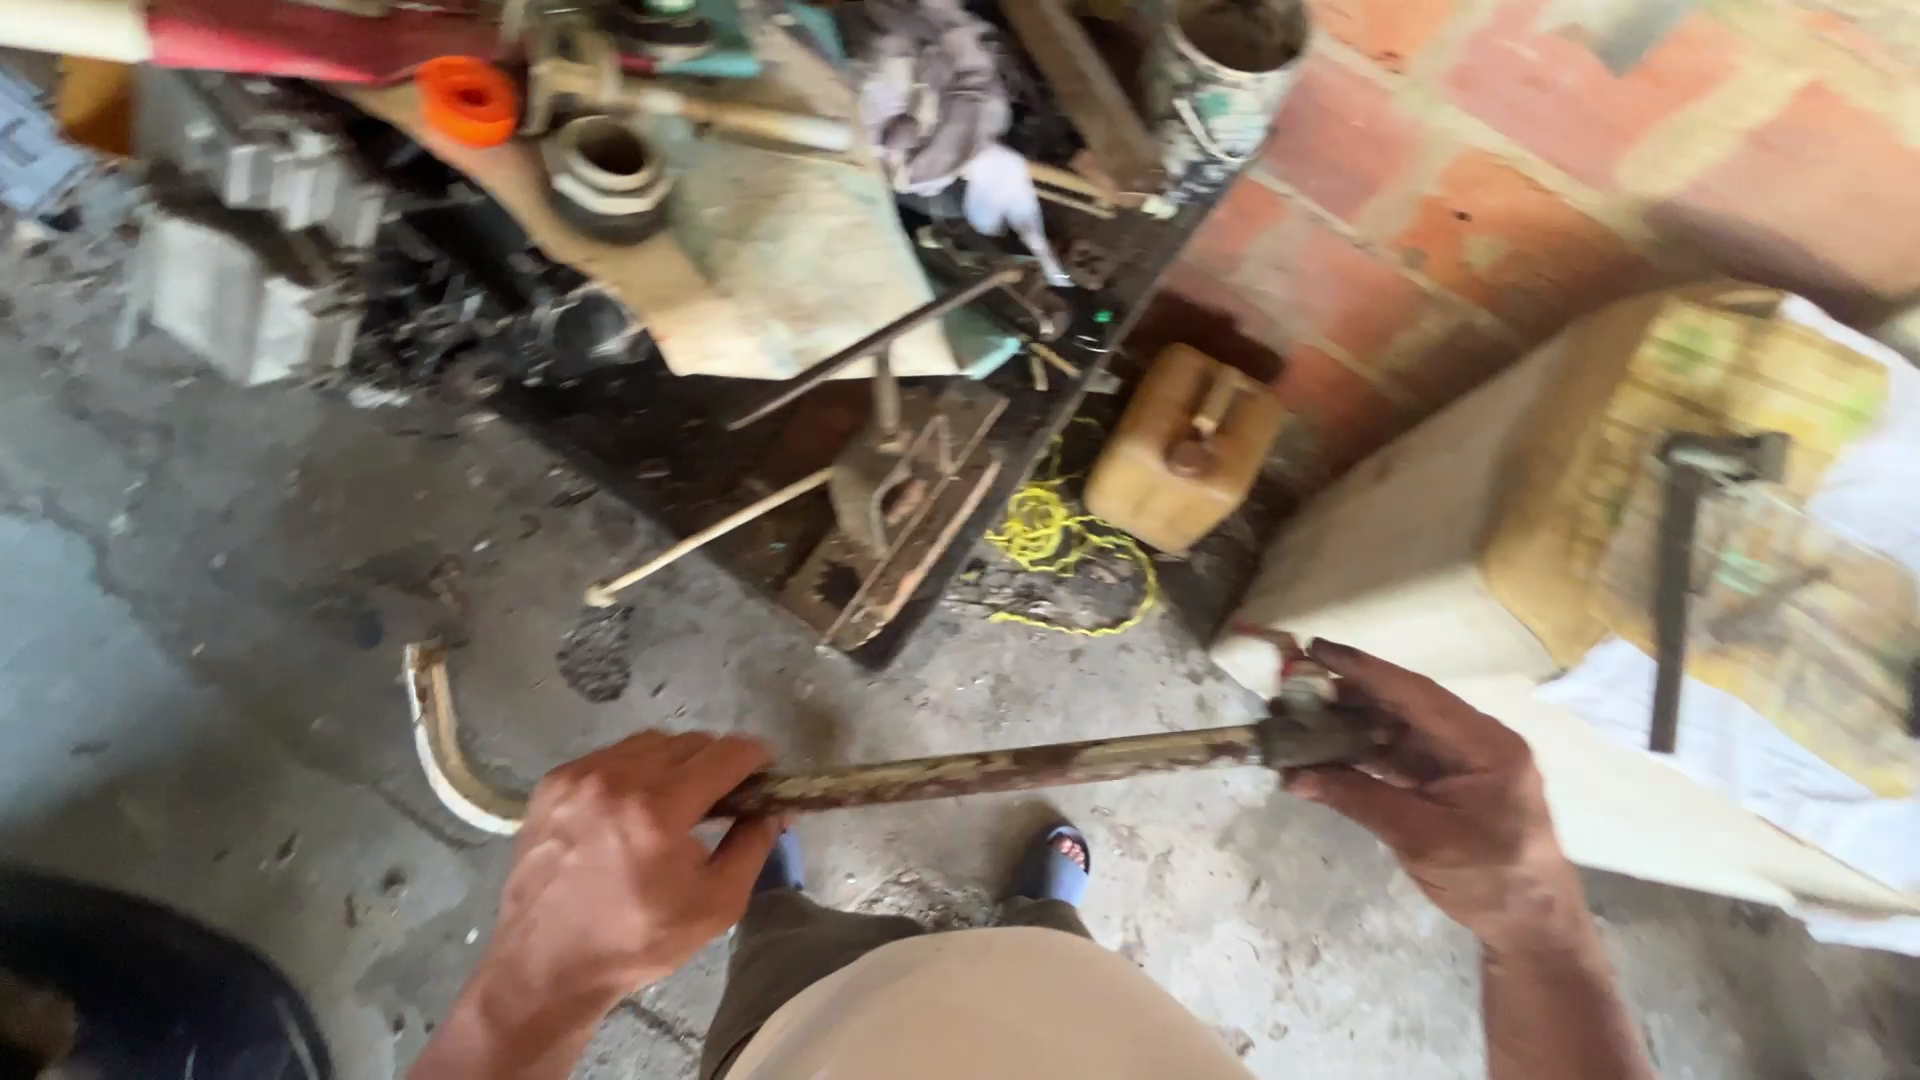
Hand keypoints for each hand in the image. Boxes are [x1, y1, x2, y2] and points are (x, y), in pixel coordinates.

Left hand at [484, 730, 780, 1000]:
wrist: (543, 970)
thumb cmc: (637, 941)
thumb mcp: (716, 904)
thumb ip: (753, 846)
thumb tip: (774, 808)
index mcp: (659, 809)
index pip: (727, 753)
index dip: (756, 757)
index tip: (765, 771)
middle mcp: (618, 779)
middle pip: (693, 742)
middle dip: (717, 763)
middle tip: (722, 797)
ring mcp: (580, 777)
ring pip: (654, 742)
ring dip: (677, 762)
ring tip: (676, 799)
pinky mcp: (554, 783)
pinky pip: (614, 754)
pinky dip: (636, 769)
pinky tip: (634, 804)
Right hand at [1284, 641, 1583, 950]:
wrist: (1534, 931)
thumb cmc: (1491, 880)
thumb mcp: (1420, 837)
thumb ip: (1356, 797)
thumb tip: (1291, 775)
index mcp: (1484, 745)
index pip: (1414, 692)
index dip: (1362, 669)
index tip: (1314, 648)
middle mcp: (1472, 741)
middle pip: (1400, 704)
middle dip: (1345, 695)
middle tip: (1293, 687)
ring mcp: (1457, 760)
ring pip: (1392, 727)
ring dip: (1347, 722)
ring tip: (1298, 715)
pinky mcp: (1443, 780)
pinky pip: (1394, 753)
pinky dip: (1358, 750)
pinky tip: (1323, 748)